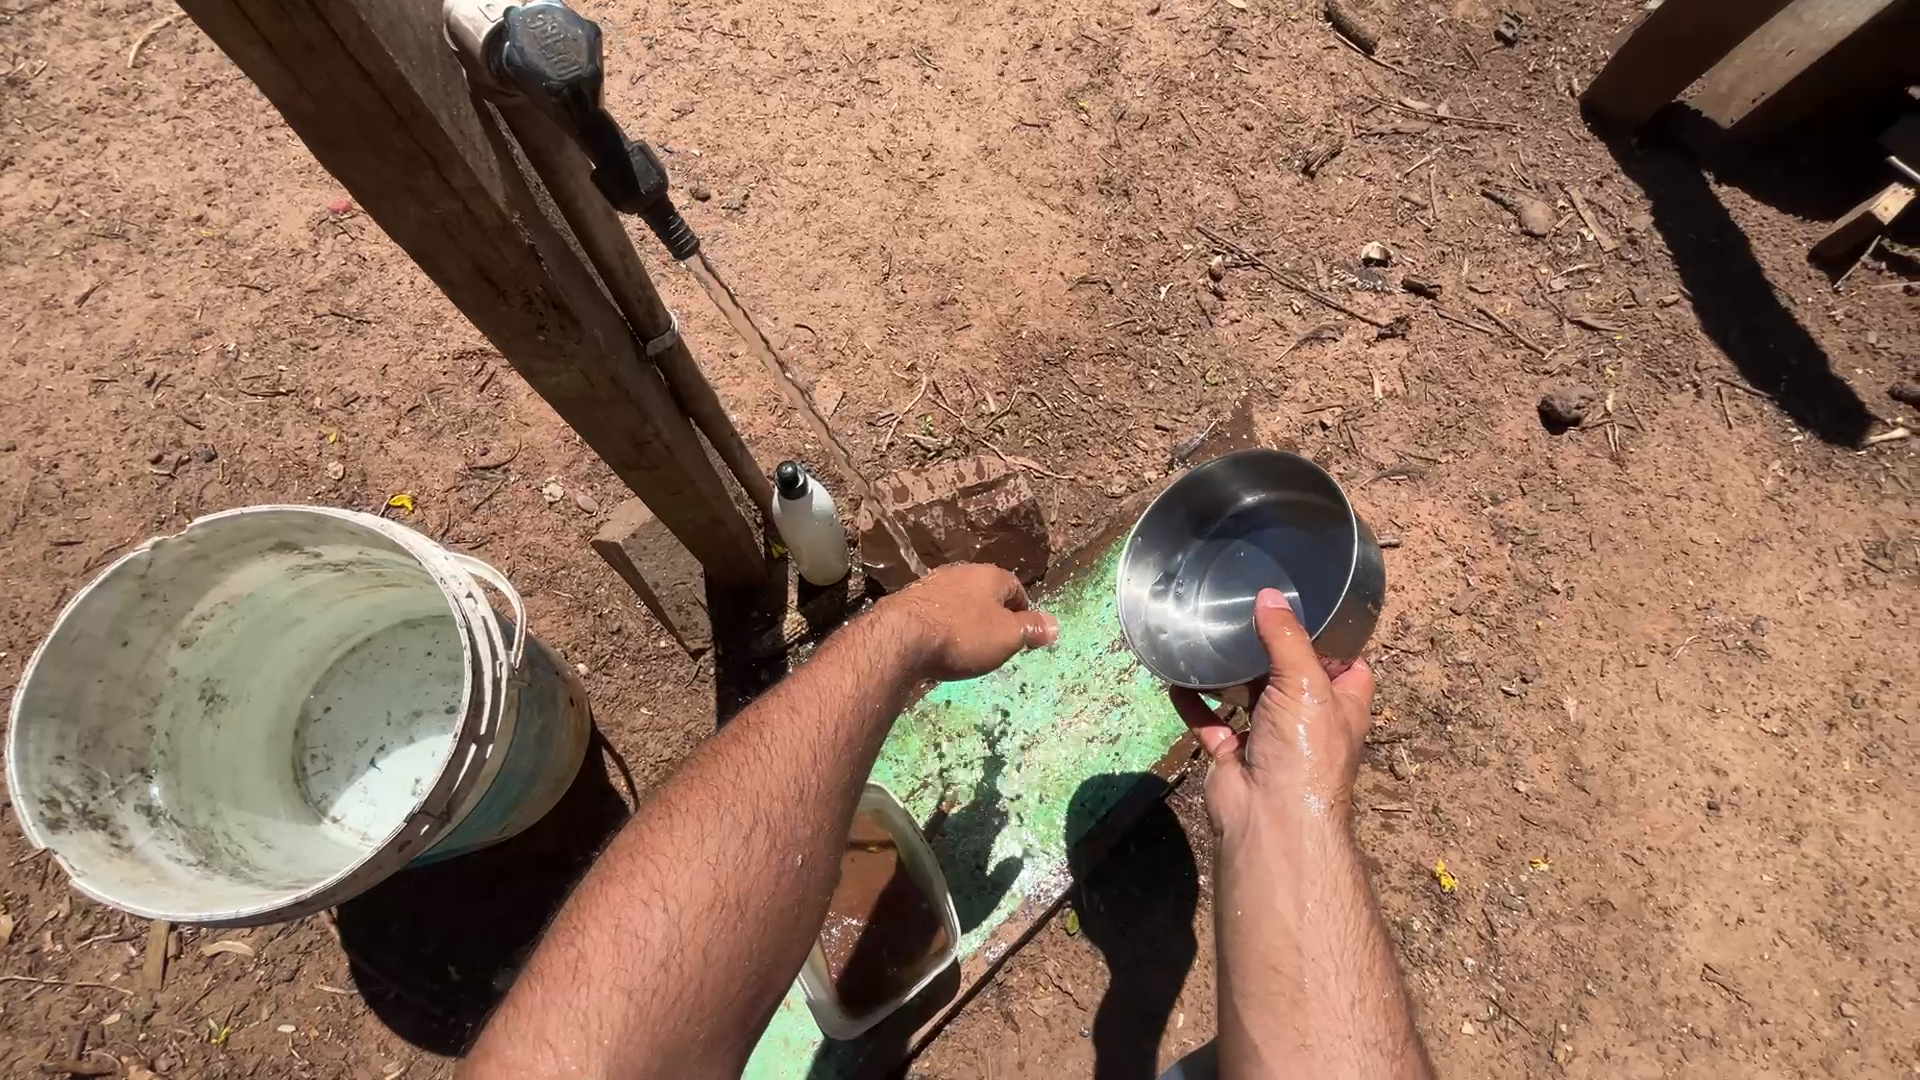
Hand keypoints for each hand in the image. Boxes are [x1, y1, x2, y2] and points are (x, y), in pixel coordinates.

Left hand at [881, 563, 1059, 681]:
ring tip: (967, 645)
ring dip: (965, 619)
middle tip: (995, 641)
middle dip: (992, 614)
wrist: (902, 637)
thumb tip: (1055, 625)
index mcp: (990, 576)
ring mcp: (932, 584)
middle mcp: (961, 573)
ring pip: (958, 600)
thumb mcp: (1007, 637)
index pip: (1016, 587)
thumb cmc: (964, 635)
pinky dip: (942, 625)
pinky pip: (935, 612)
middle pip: (985, 592)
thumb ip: (1031, 629)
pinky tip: (938, 644)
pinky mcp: (908, 601)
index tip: (1022, 633)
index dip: (1022, 610)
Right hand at [1169, 589, 1374, 837]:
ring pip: (1246, 696)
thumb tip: (1269, 595)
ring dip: (1227, 674)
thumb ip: (1285, 637)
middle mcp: (1307, 719)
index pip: (1345, 664)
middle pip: (1288, 675)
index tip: (1304, 607)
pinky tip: (1177, 680)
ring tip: (1207, 639)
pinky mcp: (1233, 752)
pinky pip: (1210, 720)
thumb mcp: (1304, 682)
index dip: (1330, 638)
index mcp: (1340, 704)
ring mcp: (1268, 738)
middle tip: (1242, 614)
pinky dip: (1194, 702)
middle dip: (1268, 649)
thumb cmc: (1303, 748)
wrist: (1269, 817)